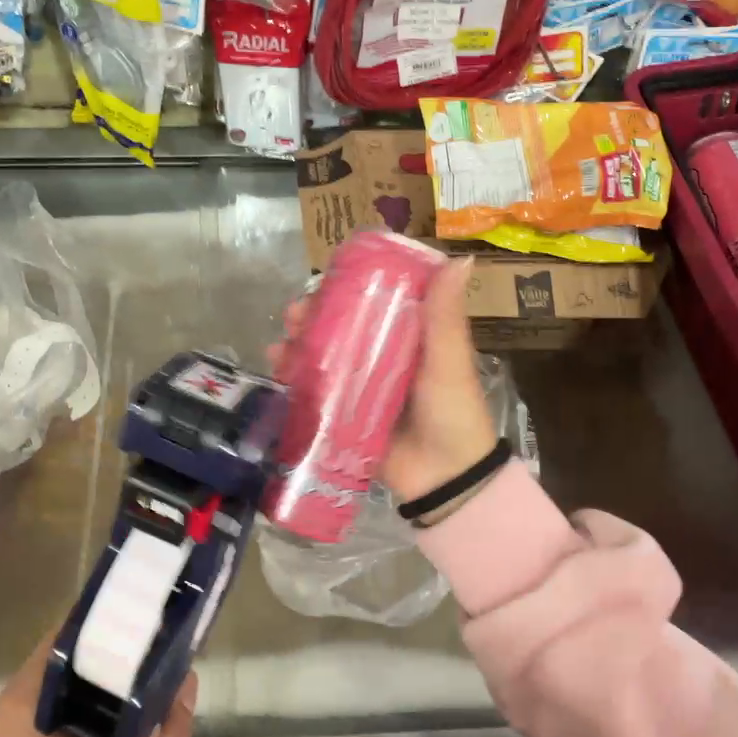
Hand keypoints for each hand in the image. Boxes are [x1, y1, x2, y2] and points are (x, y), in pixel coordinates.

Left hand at [0, 632, 197, 736]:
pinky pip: (72, 706)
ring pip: (77, 679)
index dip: (117, 617)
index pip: (73, 632)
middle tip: (173, 633)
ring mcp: (24, 724)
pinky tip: (142, 702)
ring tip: (166, 657)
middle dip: (124, 643)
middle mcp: (22, 701)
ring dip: (116, 673)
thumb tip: (189, 680)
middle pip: (77, 651)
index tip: (159, 606)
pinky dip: (104, 701)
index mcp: (30, 701)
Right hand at [272, 256, 497, 502]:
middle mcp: (378, 356)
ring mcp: (357, 387)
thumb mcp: (449, 359)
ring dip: (295, 345)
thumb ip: (446, 315)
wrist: (447, 480)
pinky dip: (292, 379)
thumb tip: (460, 256)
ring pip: (319, 357)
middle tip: (293, 315)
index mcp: (407, 337)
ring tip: (280, 345)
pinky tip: (276, 370)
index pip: (370, 302)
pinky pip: (313, 393)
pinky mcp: (341, 416)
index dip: (344, 288)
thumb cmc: (453, 411)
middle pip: (336, 327)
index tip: (323, 279)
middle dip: (310, 317)